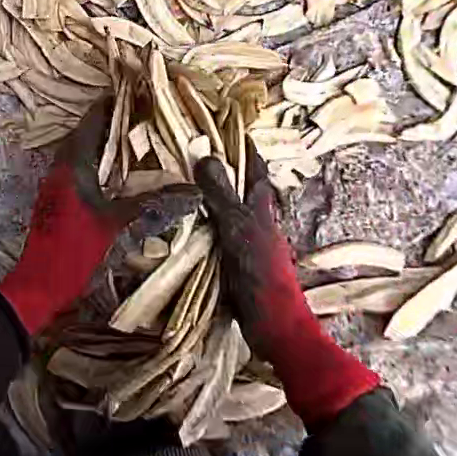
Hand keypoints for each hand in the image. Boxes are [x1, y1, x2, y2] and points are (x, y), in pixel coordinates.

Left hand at [0, 103, 131, 334]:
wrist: (39, 281)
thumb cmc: (75, 250)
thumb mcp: (116, 225)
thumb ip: (152, 205)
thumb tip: (193, 192)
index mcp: (72, 165)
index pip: (90, 124)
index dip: (109, 107)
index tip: (130, 93)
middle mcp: (60, 167)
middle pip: (83, 134)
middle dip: (107, 121)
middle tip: (136, 112)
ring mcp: (55, 183)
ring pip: (78, 151)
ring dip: (99, 141)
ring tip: (128, 136)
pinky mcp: (56, 197)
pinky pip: (76, 167)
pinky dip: (94, 160)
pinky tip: (112, 171)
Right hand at [195, 142, 379, 426]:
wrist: (277, 329)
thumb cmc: (262, 275)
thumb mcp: (238, 230)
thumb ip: (222, 195)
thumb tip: (207, 156)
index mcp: (261, 211)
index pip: (255, 170)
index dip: (245, 149)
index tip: (228, 126)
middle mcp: (257, 223)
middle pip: (241, 188)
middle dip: (223, 169)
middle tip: (191, 151)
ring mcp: (247, 244)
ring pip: (227, 210)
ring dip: (208, 196)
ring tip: (179, 183)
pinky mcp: (236, 263)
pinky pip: (215, 233)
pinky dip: (201, 223)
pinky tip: (181, 225)